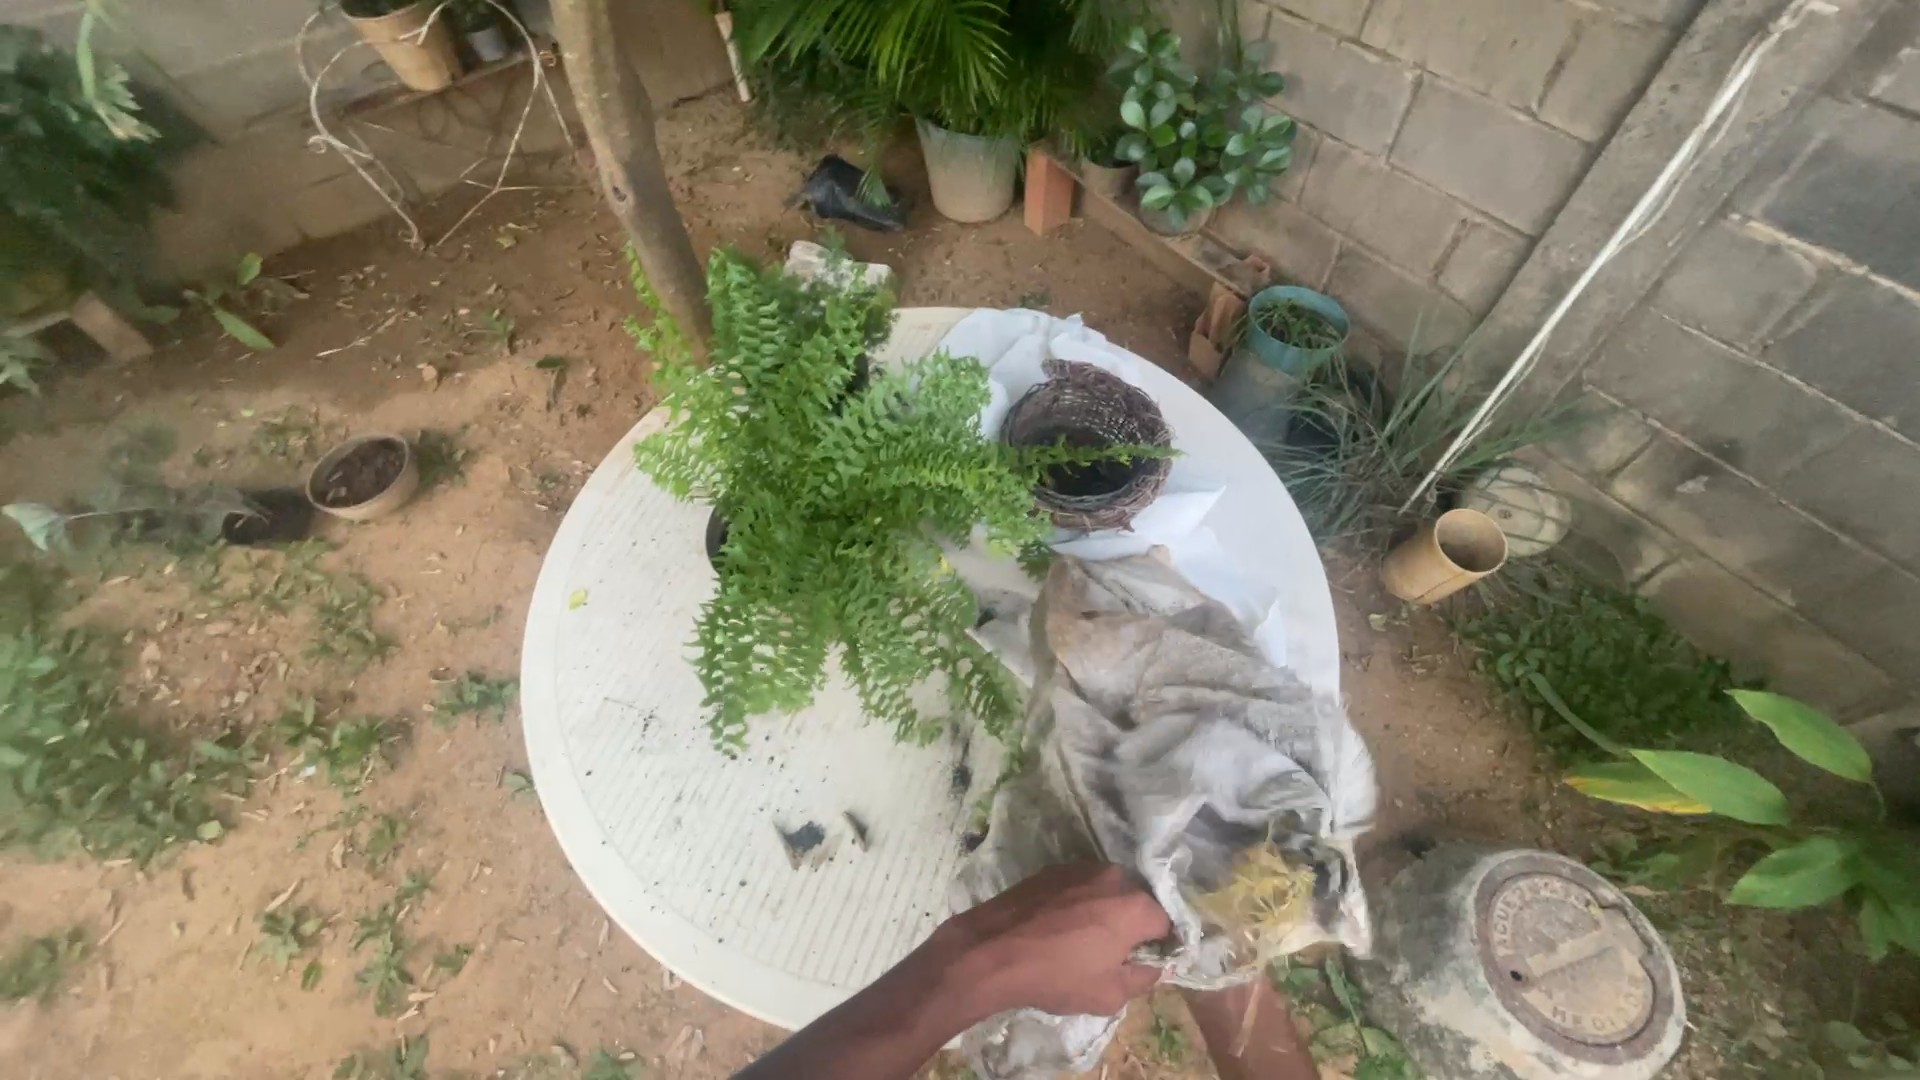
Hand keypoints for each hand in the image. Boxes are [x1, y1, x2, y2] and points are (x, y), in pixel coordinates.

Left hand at [942, 863, 1170, 1018]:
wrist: (996, 948)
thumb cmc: (1058, 975)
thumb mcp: (1109, 994)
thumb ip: (1143, 978)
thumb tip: (1155, 966)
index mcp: (1134, 906)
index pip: (1167, 923)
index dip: (1161, 945)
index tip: (1147, 961)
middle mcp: (1114, 876)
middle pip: (1139, 900)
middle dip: (1135, 923)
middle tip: (1117, 951)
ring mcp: (1083, 867)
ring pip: (1111, 889)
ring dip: (1108, 909)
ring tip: (1088, 937)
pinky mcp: (1057, 867)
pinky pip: (1084, 884)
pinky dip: (1083, 900)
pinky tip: (1065, 924)